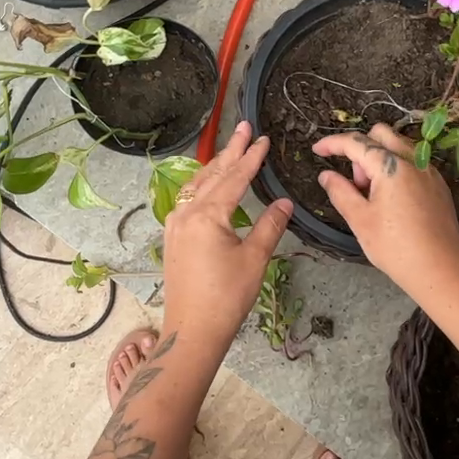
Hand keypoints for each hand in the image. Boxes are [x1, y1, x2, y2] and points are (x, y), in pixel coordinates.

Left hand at [162, 121, 293, 345]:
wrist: (192, 332)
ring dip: (217, 166)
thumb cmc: (226, 298)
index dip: (251, 157)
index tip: (263, 138)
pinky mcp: (173, 238)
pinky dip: (205, 185)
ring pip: (198, 186)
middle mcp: (186, 213)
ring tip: (231, 150)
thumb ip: (270, 225)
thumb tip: (284, 201)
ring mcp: (176, 225)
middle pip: (213, 174)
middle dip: (230, 151)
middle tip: (243, 127)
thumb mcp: (254, 259)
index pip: (235, 178)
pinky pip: (190, 200)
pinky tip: (211, 185)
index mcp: (207, 215)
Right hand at [313, 124, 458, 294]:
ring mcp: (430, 172)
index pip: (356, 143)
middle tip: (355, 183)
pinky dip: (397, 169)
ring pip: (399, 146)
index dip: (332, 143)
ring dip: (379, 159)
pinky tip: (393, 201)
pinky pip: (413, 163)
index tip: (316, 150)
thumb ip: (340, 192)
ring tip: (373, 196)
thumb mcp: (360, 220)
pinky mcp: (439, 185)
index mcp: (392, 166)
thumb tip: (326, 175)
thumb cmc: (396, 248)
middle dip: (361, 150)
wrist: (441, 271)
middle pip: (381, 134)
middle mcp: (414, 161)